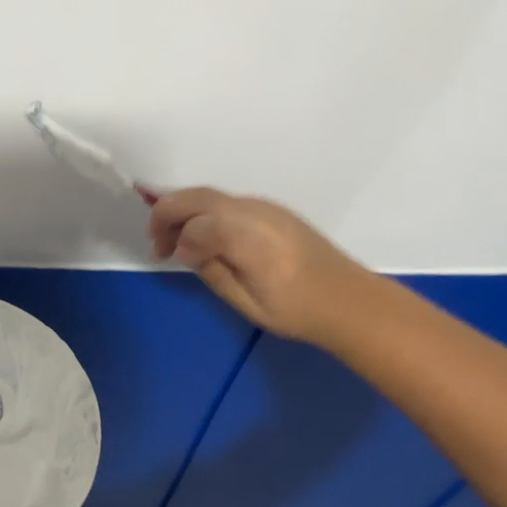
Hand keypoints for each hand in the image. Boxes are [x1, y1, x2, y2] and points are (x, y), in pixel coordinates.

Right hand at [145, 186, 380, 341]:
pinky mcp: (271, 210)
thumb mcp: (248, 302)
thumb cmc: (298, 311)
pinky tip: (201, 234)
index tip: (164, 258)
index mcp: (249, 238)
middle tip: (156, 241)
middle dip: (168, 211)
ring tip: (174, 240)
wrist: (349, 301)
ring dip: (185, 209)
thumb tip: (185, 249)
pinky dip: (204, 211)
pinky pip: (227, 202)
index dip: (173, 236)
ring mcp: (264, 207)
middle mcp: (254, 212)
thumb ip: (212, 270)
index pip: (195, 223)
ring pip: (211, 195)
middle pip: (198, 196)